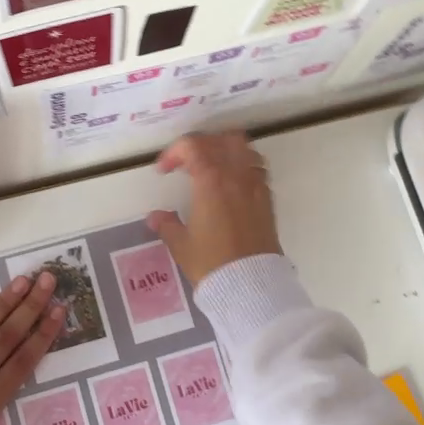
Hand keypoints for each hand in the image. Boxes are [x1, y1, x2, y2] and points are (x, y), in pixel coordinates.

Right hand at [145, 132, 281, 288]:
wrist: (251, 284)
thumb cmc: (211, 263)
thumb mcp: (181, 245)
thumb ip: (167, 225)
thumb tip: (155, 217)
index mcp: (211, 181)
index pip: (193, 146)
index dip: (174, 152)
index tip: (164, 170)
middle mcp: (236, 176)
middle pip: (220, 140)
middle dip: (201, 144)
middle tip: (187, 162)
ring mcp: (255, 185)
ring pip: (244, 148)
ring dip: (224, 150)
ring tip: (211, 168)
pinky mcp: (267, 199)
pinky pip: (256, 167)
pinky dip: (242, 165)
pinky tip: (231, 184)